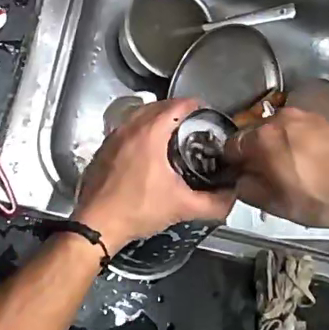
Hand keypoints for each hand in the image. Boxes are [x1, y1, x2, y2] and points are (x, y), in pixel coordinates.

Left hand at [73, 97, 233, 249]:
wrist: (97, 224)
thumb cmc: (137, 210)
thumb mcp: (182, 207)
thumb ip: (214, 203)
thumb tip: (232, 197)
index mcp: (149, 134)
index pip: (176, 106)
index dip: (194, 105)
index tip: (205, 111)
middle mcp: (129, 129)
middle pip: (157, 106)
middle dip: (176, 109)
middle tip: (192, 122)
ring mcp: (113, 138)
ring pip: (138, 116)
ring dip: (156, 118)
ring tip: (172, 132)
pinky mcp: (103, 150)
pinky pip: (125, 129)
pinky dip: (139, 130)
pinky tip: (147, 149)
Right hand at [223, 107, 328, 229]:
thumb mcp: (282, 206)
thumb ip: (250, 191)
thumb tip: (239, 182)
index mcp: (262, 138)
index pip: (229, 147)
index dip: (229, 167)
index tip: (236, 183)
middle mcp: (280, 120)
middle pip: (254, 139)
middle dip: (255, 160)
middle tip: (265, 187)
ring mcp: (307, 118)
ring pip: (279, 137)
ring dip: (278, 155)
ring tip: (293, 182)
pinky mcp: (328, 123)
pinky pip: (300, 136)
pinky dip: (298, 151)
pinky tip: (314, 173)